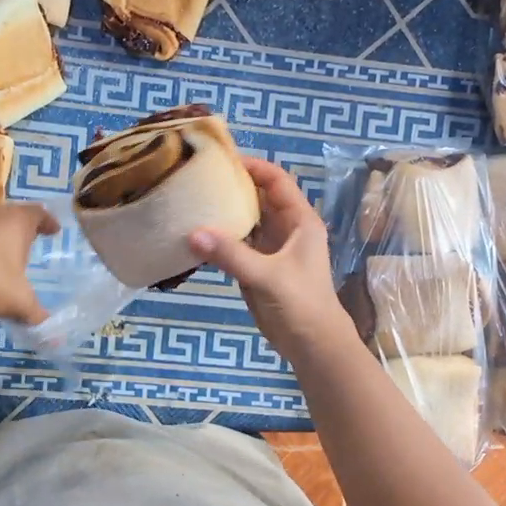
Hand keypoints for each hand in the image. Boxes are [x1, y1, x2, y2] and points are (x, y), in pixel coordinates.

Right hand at [188, 158, 358, 361]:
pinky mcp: (258, 268)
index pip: (277, 181)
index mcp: (300, 221)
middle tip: (198, 177)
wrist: (313, 345)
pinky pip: (237, 245)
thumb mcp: (267, 276)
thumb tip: (192, 234)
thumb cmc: (301, 304)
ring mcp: (272, 249)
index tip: (222, 160)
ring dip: (224, 212)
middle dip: (233, 186)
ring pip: (247, 221)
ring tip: (192, 200)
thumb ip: (231, 255)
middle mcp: (286, 229)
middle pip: (259, 197)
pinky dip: (220, 239)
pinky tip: (196, 234)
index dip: (253, 166)